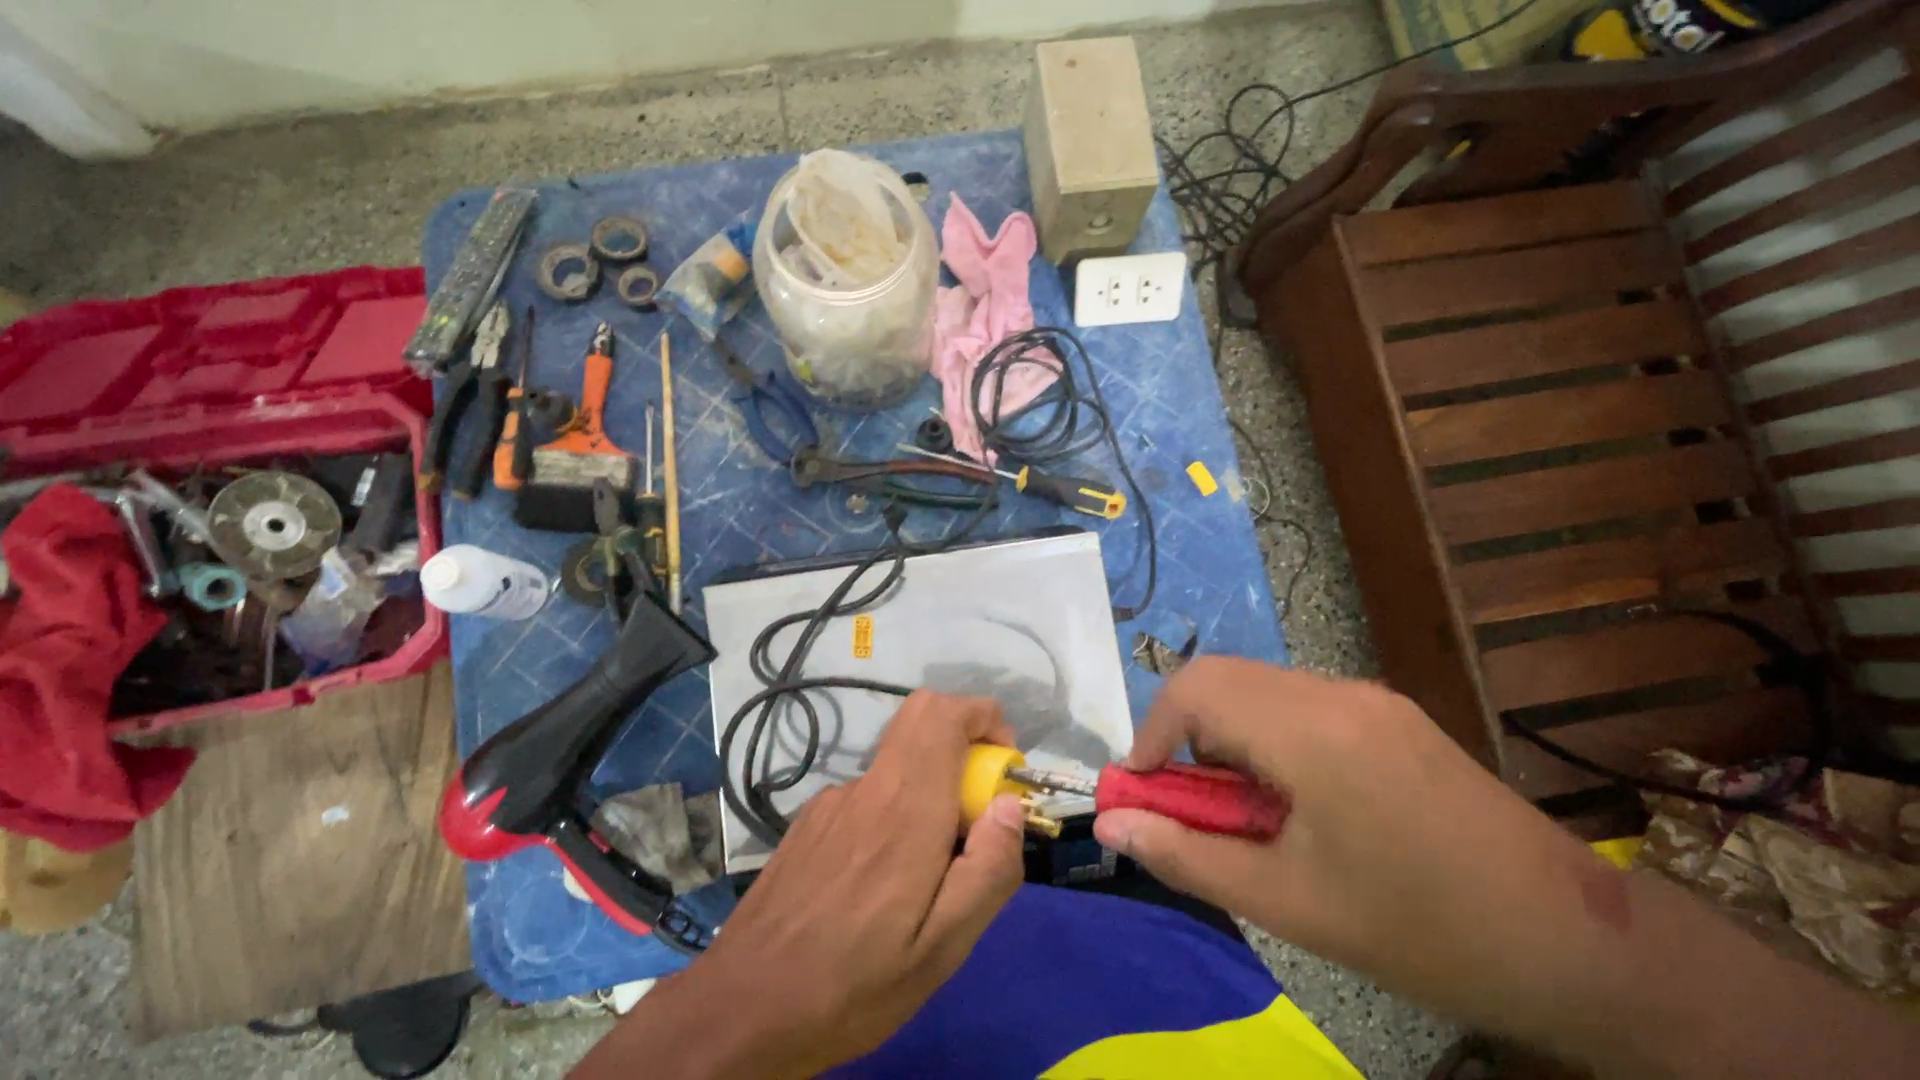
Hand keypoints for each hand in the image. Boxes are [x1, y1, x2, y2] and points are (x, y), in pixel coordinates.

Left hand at [574, 691, 1027, 1079]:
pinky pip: (868, 800)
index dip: (985, 718)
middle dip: (964, 746)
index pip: (943, 713)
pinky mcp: (807, 826)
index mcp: (904, 810)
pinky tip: (879, 893)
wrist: (743, 1010)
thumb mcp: (942, 948)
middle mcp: (865, 789)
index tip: (1004, 772)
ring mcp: (829, 804)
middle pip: (919, 721)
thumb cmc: (853, 984)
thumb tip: (1010, 805)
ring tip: (926, 888)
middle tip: (977, 819)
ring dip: (928, 799)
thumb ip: (988, 869)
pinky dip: (894, 820)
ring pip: (897, 770)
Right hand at [1092, 657, 1606, 994]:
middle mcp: (1340, 693)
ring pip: (1263, 690)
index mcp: (1312, 730)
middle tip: (1191, 812)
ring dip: (1229, 739)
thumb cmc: (1418, 929)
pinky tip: (1298, 806)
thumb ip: (1188, 855)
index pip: (1195, 688)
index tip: (1147, 798)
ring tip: (1246, 817)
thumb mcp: (1287, 903)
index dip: (1151, 736)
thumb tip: (1112, 823)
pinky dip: (1271, 740)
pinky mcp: (1396, 719)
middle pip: (1225, 680)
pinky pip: (1304, 706)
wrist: (1574, 943)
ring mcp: (1374, 701)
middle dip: (1186, 738)